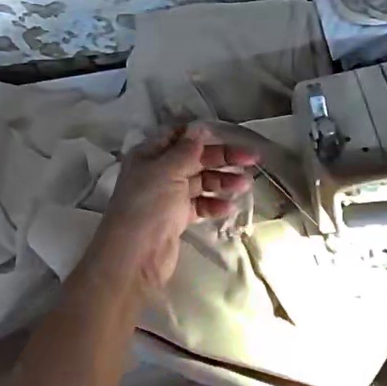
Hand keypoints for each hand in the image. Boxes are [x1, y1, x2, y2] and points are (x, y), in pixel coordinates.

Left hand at [96, 123, 257, 289]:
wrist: (134, 256)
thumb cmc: (148, 205)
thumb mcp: (167, 170)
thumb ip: (186, 150)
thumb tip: (199, 129)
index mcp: (149, 154)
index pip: (178, 136)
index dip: (202, 134)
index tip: (228, 134)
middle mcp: (157, 172)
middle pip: (194, 158)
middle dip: (221, 157)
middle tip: (252, 158)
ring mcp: (167, 196)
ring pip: (200, 182)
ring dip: (222, 180)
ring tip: (245, 184)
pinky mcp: (176, 219)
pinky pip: (199, 205)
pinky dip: (214, 204)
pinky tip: (229, 206)